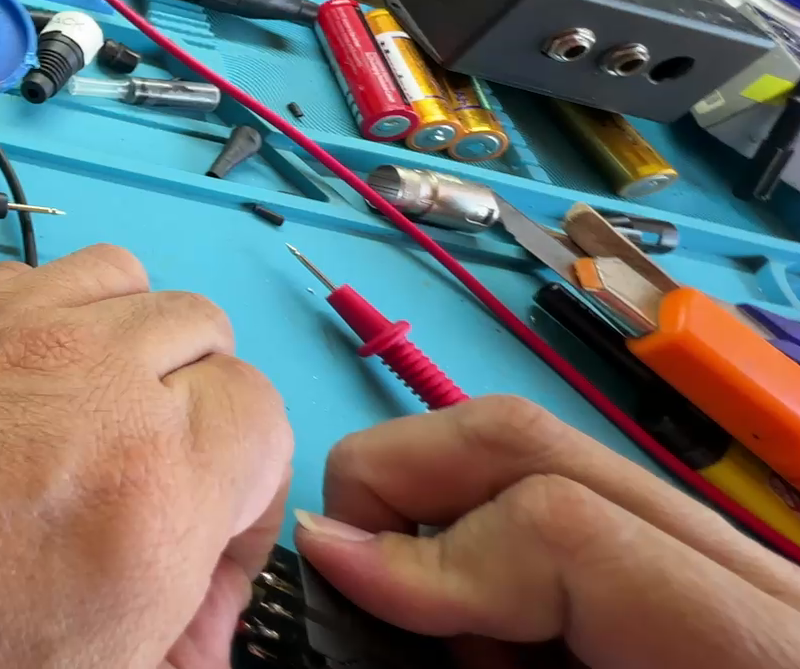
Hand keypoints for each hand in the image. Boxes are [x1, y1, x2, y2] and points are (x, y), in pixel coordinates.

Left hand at [0, 244, 291, 666]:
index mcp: (145, 484)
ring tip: (95, 409)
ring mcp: (18, 320)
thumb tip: (191, 635)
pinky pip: (49, 273)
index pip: (264, 418)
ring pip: (134, 284)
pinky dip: (64, 310)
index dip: (244, 489)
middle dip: (201, 409)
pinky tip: (26, 372)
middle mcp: (90, 376)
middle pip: (204, 336)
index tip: (195, 545)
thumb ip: (164, 648)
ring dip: (137, 340)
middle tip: (150, 477)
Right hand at [294, 395, 799, 666]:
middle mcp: (759, 581)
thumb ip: (449, 661)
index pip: (559, 526)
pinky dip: (467, 526)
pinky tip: (491, 621)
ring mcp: (729, 556)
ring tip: (429, 608)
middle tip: (353, 564)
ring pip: (521, 446)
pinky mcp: (692, 558)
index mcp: (757, 655)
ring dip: (425, 502)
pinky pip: (541, 487)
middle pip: (520, 441)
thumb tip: (330, 554)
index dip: (422, 550)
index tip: (333, 573)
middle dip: (394, 477)